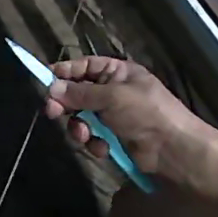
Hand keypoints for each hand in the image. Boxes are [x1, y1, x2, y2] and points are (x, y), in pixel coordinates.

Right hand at [44, 57, 214, 184]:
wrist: (173, 150)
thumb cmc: (146, 113)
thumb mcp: (112, 97)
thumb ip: (80, 93)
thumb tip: (52, 87)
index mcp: (118, 73)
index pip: (85, 67)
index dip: (65, 72)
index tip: (45, 80)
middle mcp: (114, 91)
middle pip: (78, 93)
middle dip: (66, 104)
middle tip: (53, 112)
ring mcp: (113, 116)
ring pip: (81, 118)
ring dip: (79, 128)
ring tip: (85, 135)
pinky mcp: (113, 138)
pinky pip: (91, 137)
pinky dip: (93, 143)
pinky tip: (103, 149)